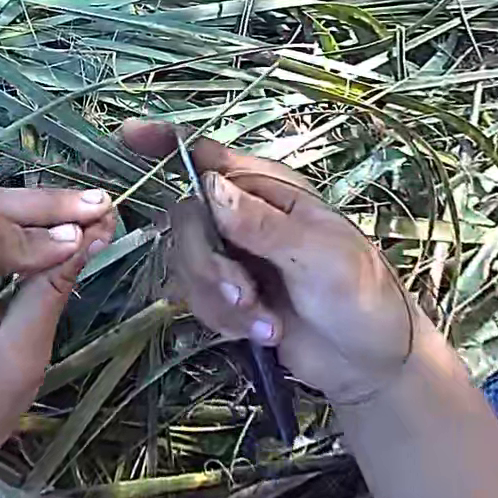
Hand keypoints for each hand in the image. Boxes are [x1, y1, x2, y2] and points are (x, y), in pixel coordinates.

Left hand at [0, 185, 115, 485]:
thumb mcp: (20, 357)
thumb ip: (50, 288)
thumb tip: (89, 233)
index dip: (38, 231)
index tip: (91, 234)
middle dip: (45, 207)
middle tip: (100, 205)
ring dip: (33, 210)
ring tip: (84, 211)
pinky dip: (13, 221)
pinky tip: (49, 224)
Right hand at [122, 119, 421, 404]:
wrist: (371, 362)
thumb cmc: (359, 292)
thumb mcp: (318, 255)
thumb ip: (260, 224)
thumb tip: (207, 185)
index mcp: (264, 187)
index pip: (205, 153)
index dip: (164, 141)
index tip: (127, 135)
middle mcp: (239, 213)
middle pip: (185, 219)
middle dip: (208, 263)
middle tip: (246, 294)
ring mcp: (231, 253)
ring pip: (186, 263)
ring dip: (220, 298)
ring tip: (268, 321)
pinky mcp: (226, 291)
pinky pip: (196, 298)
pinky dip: (225, 319)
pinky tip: (265, 331)